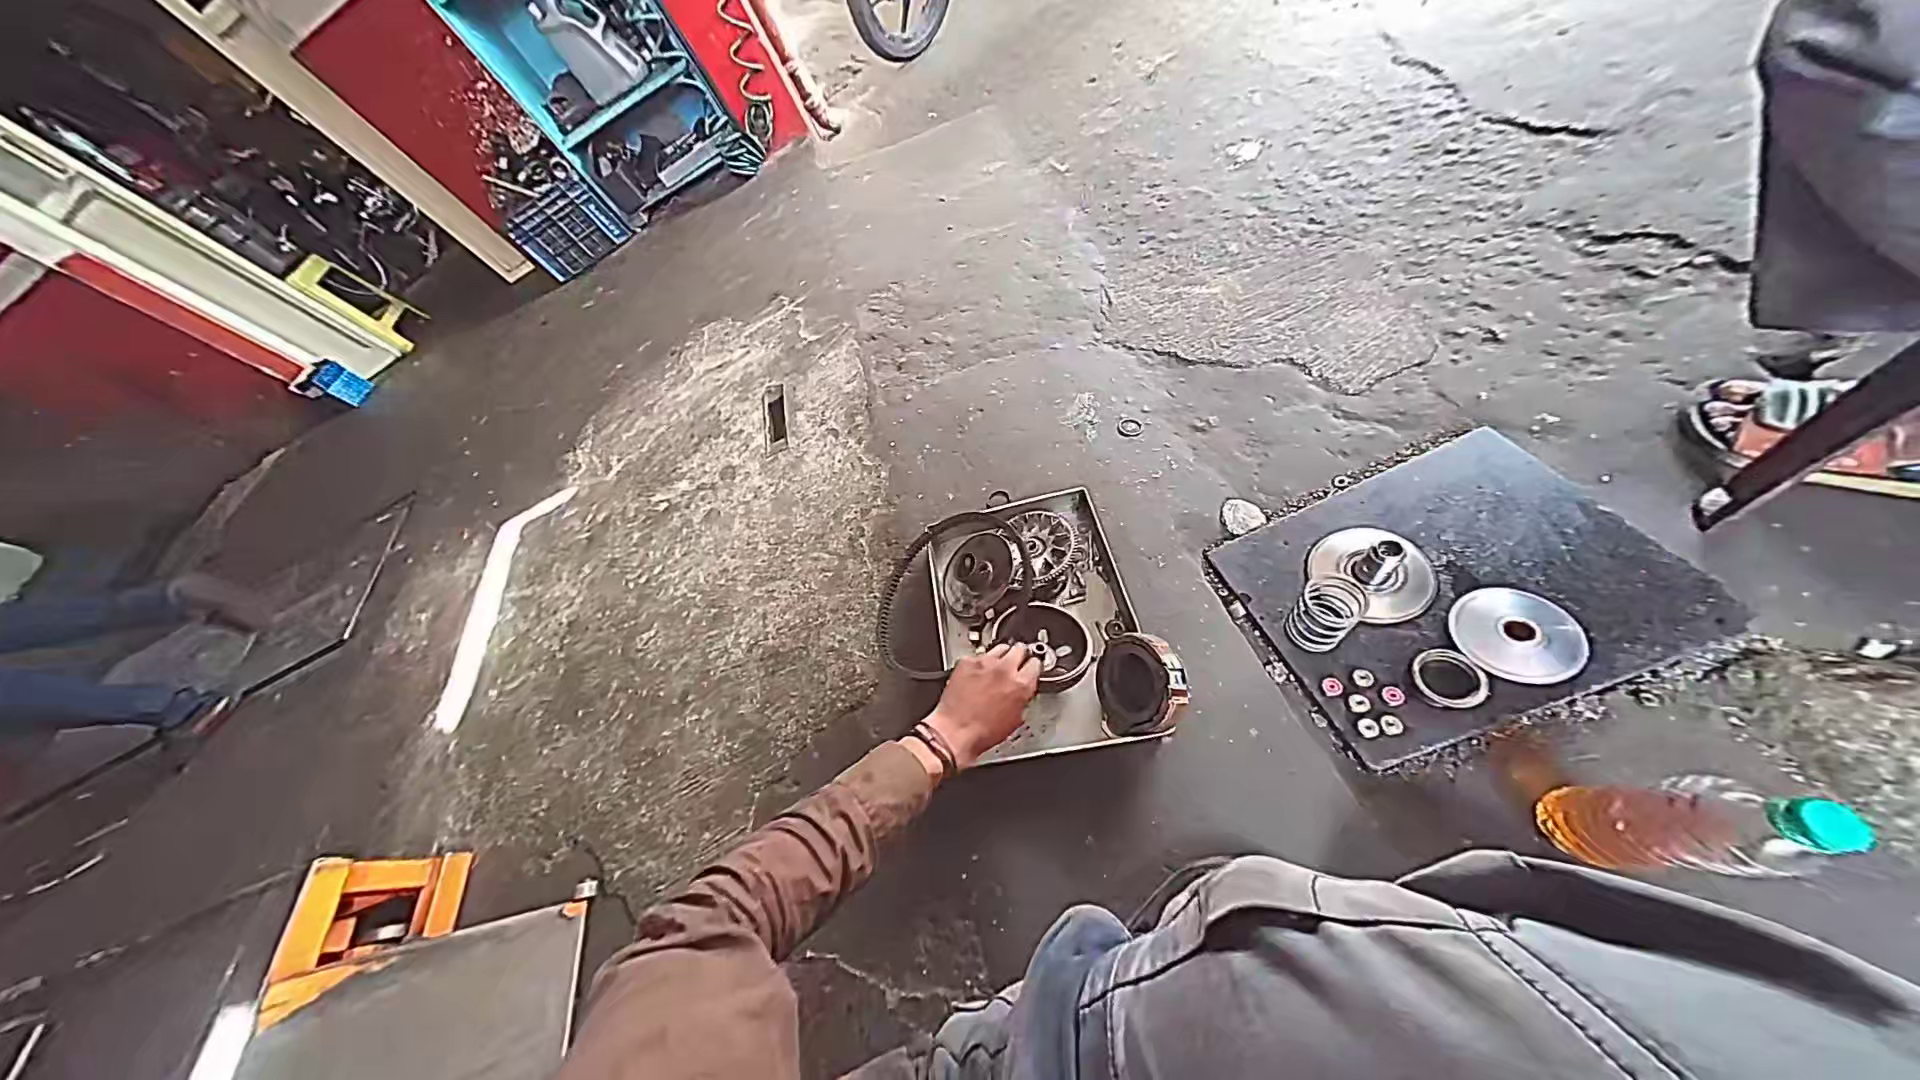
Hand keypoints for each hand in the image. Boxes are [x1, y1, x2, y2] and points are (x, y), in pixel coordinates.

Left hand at [924, 643, 1040, 768]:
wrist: (955, 731)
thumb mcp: (1016, 719)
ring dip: (1001, 656)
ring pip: (1000, 647)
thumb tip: (1023, 690)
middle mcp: (1005, 669)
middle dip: (1019, 656)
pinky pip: (978, 655)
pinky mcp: (967, 661)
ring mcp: (985, 663)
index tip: (1029, 668)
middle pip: (1019, 649)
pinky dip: (980, 662)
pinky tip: (977, 674)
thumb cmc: (982, 732)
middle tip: (1014, 665)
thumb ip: (1023, 697)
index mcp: (1021, 684)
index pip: (1036, 663)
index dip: (1033, 666)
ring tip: (995, 668)